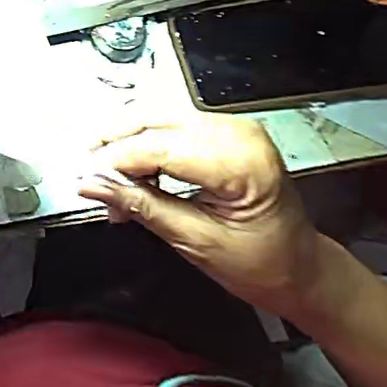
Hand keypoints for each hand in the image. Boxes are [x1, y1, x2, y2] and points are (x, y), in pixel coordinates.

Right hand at [76, 106, 334, 319]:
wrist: (301, 267)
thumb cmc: (264, 264)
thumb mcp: (196, 243)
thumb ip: (141, 206)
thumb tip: (93, 184)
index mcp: (242, 161)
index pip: (158, 147)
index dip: (114, 161)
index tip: (85, 179)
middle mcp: (236, 131)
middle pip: (151, 121)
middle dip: (113, 149)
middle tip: (89, 180)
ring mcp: (228, 125)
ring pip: (152, 119)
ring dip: (123, 149)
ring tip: (111, 188)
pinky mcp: (218, 128)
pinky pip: (165, 126)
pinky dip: (142, 148)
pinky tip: (132, 176)